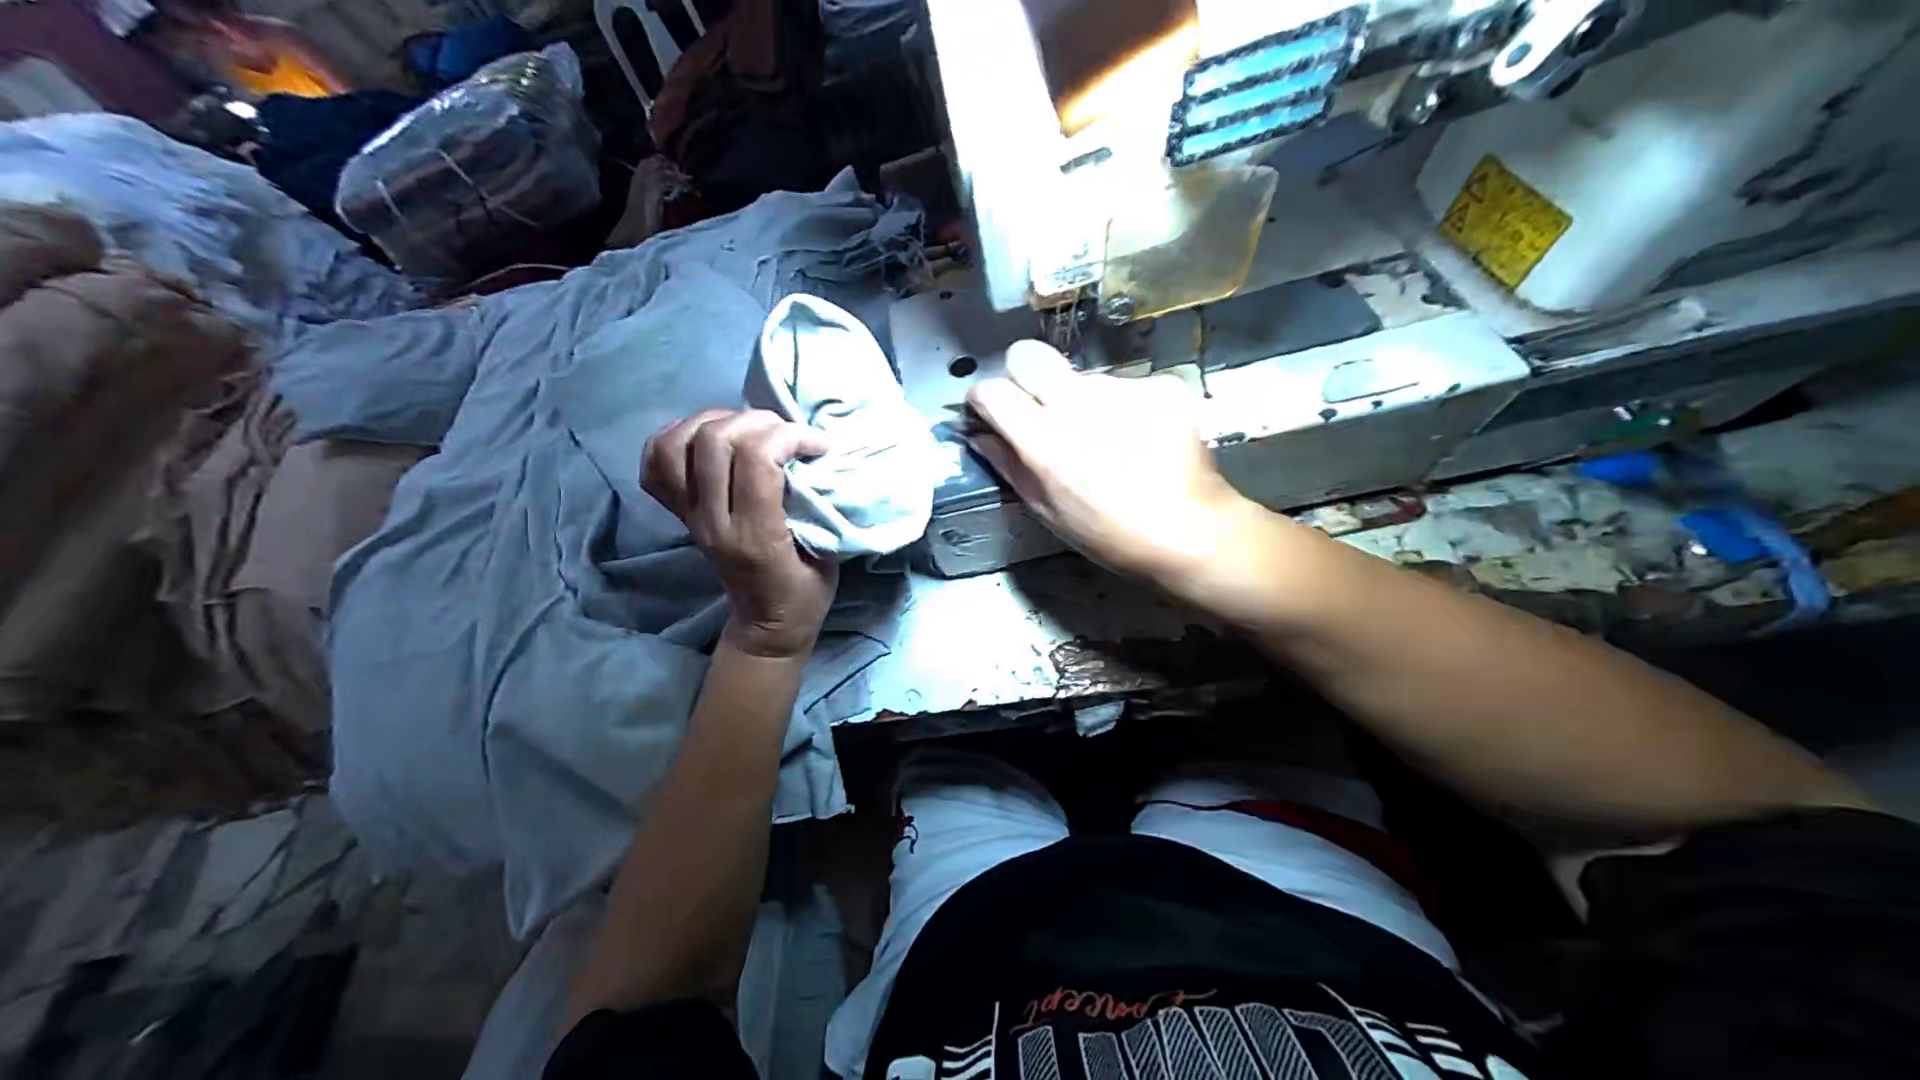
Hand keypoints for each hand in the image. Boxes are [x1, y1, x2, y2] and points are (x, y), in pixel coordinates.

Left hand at [643, 410, 838, 659]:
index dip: (791, 436)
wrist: (766, 625)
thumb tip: (815, 456)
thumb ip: (818, 506)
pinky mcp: (680, 514)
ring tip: (749, 430)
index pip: (756, 459)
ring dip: (716, 422)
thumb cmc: (805, 593)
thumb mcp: (828, 555)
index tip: (819, 444)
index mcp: (756, 536)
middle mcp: (714, 522)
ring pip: (677, 444)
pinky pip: (656, 462)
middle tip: (786, 433)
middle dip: (758, 422)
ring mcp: (690, 517)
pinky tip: (711, 439)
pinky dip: (678, 437)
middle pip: (715, 441)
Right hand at [967, 341, 1270, 600]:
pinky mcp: (1160, 386)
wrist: (1192, 533)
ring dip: (1083, 401)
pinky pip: (1124, 386)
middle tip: (1039, 407)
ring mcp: (1123, 389)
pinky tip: (1139, 438)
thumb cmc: (1111, 535)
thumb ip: (1009, 465)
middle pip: (1028, 354)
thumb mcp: (1048, 511)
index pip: (991, 390)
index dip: (985, 400)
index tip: (993, 411)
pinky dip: (1123, 407)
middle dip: (1023, 375)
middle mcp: (1078, 404)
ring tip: (1108, 441)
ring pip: (1081, 377)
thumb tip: (981, 434)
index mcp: (1044, 441)